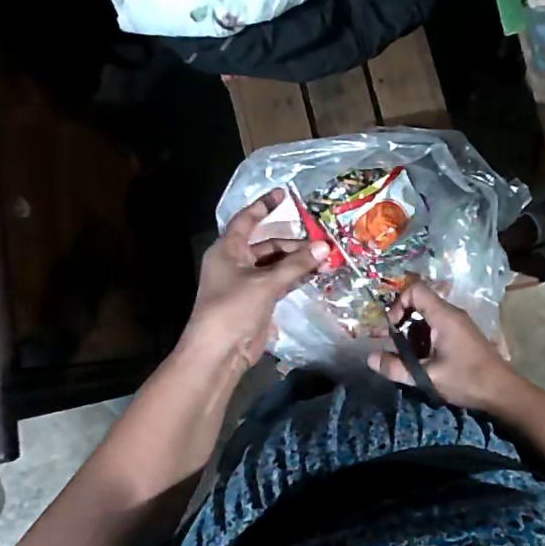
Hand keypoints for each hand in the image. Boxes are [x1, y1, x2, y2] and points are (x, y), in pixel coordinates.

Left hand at [180, 189, 328, 377]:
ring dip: (297, 261)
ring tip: (325, 258)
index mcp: (228, 249)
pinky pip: (278, 281)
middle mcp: (235, 262)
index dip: (264, 205)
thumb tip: (325, 246)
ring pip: (275, 264)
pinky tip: (316, 274)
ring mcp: (246, 282)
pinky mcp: (256, 301)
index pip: (247, 219)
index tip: (284, 193)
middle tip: (322, 240)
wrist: (219, 351)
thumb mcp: (266, 283)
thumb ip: (296, 264)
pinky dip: (295, 277)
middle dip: (294, 242)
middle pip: (268, 244)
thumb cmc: (234, 308)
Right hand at [367, 284, 524, 412]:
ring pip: (427, 317)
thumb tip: (370, 358)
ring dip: (413, 334)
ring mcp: (459, 324)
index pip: (416, 290)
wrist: (503, 392)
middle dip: (402, 321)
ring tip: (406, 357)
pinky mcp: (462, 335)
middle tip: (391, 343)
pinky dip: (425, 339)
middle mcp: (452, 314)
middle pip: (420, 303)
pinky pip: (437, 327)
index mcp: (444, 316)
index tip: (392, 328)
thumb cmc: (466, 380)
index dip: (398, 304)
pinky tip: (423, 361)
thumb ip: (396, 368)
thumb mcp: (427, 376)